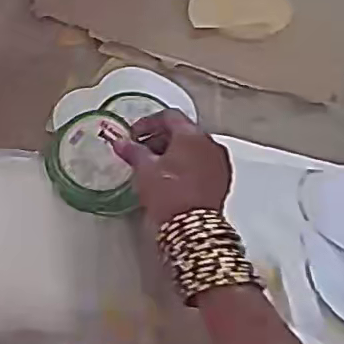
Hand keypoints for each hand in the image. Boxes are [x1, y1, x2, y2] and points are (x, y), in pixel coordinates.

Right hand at [111, 110, 232, 227]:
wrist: (191, 227)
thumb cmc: (168, 192)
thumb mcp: (144, 169)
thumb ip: (132, 151)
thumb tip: (120, 143)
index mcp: (191, 135)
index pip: (169, 116)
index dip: (148, 122)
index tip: (133, 134)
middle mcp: (210, 144)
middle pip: (183, 131)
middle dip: (160, 138)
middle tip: (141, 150)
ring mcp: (219, 162)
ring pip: (194, 148)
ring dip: (174, 152)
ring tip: (154, 166)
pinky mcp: (222, 180)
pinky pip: (202, 163)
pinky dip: (187, 164)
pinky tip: (171, 178)